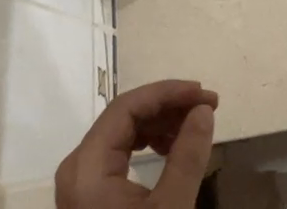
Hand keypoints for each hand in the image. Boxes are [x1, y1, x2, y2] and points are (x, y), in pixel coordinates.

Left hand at [56, 80, 218, 208]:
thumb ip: (187, 156)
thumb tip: (203, 110)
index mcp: (87, 165)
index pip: (127, 106)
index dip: (168, 93)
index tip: (206, 94)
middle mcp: (78, 165)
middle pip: (123, 116)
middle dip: (168, 106)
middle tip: (208, 107)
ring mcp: (81, 181)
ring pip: (122, 132)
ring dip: (160, 123)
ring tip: (194, 127)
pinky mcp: (89, 195)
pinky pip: (119, 153)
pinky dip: (148, 144)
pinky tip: (172, 147)